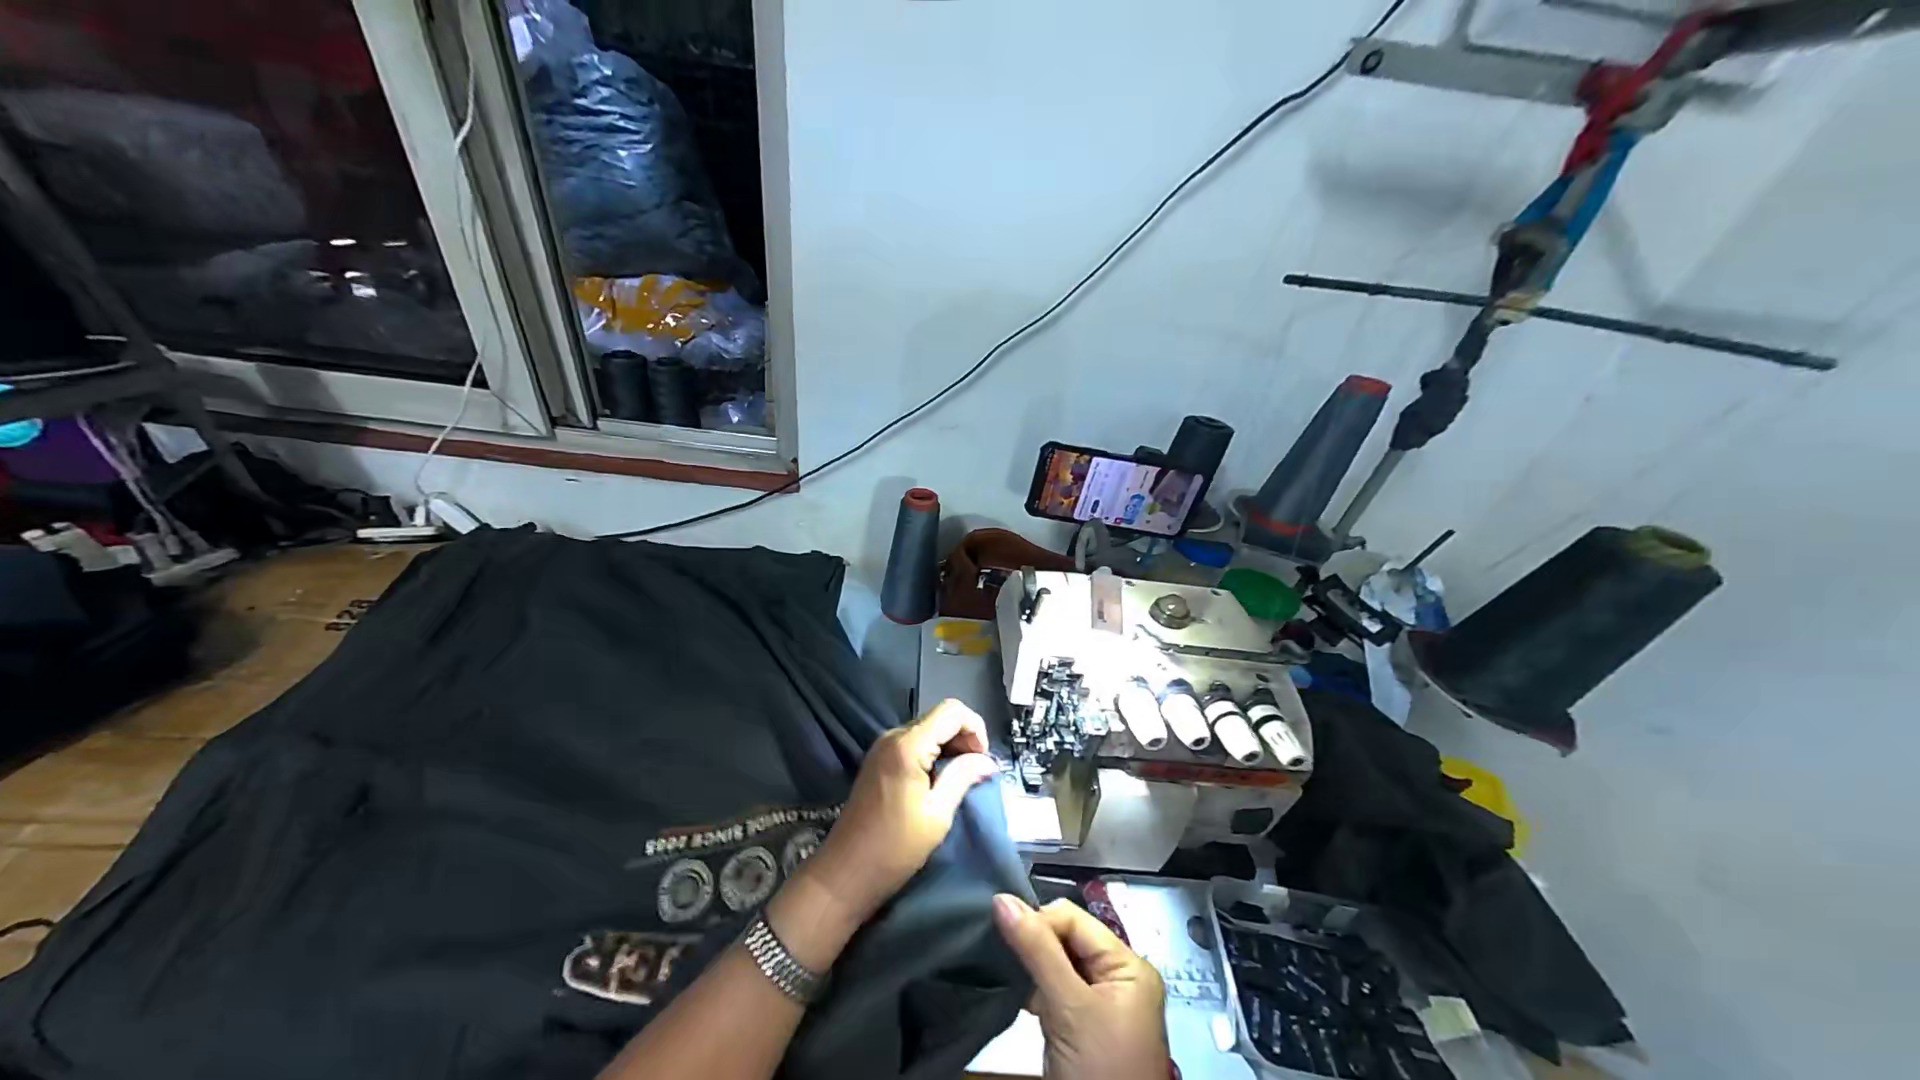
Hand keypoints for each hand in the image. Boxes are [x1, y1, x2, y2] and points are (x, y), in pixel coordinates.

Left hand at [799, 700, 999, 927]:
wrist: (846, 871)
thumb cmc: (895, 847)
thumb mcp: (937, 814)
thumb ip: (963, 777)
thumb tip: (988, 761)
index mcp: (908, 745)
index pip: (952, 711)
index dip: (975, 728)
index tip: (983, 760)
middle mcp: (893, 736)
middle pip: (940, 717)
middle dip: (964, 737)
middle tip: (976, 772)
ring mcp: (883, 746)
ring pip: (928, 728)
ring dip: (950, 746)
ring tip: (961, 778)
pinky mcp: (878, 759)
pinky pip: (914, 742)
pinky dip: (933, 753)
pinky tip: (939, 781)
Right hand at [993, 894, 1169, 1079]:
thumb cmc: (1102, 1072)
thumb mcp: (1070, 1007)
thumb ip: (1037, 950)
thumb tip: (1002, 899)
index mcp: (1128, 965)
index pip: (1074, 919)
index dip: (1039, 922)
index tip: (1004, 934)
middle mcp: (1117, 977)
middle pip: (1065, 939)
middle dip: (1034, 944)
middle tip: (1001, 955)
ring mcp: (1099, 1004)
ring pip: (1055, 964)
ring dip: (1031, 968)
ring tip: (1005, 972)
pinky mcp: (1080, 1027)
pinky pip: (1053, 991)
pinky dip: (1034, 991)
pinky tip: (1015, 994)